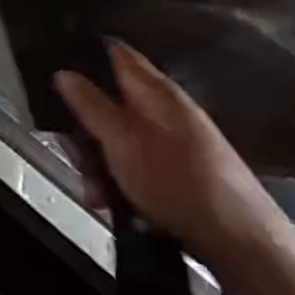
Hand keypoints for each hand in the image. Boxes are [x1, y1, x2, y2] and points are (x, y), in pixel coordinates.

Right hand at [55, 40, 292, 271]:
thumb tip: (63, 71)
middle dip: (80, 128)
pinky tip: (109, 201)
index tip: (54, 52)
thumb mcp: (122, 141)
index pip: (118, 54)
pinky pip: (129, 164)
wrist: (241, 244)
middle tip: (73, 152)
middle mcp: (165, 112)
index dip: (87, 49)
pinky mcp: (175, 171)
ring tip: (95, 190)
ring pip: (112, 138)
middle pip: (105, 104)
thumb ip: (90, 105)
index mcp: (157, 95)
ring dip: (95, 163)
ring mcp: (171, 143)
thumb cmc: (177, 182)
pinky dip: (114, 180)